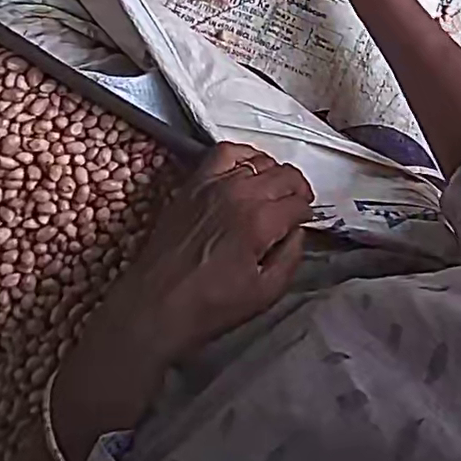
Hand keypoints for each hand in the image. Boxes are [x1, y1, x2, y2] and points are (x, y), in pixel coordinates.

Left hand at [105, 143, 312, 361]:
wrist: (153, 308)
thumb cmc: (206, 306)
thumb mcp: (265, 292)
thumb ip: (292, 256)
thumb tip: (298, 233)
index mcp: (260, 221)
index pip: (299, 203)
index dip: (307, 214)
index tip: (303, 223)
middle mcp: (239, 195)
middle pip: (285, 176)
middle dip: (297, 192)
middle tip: (295, 208)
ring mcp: (213, 185)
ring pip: (260, 161)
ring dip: (275, 175)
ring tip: (275, 192)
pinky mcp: (193, 185)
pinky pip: (224, 152)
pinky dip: (242, 154)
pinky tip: (248, 168)